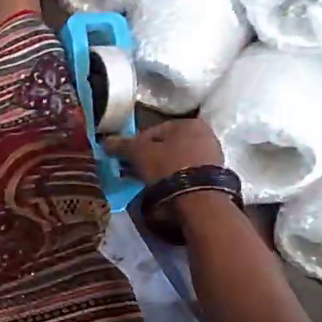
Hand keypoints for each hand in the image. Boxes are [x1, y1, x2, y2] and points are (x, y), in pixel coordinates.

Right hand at [104, 118, 224, 184]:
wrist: (197, 198)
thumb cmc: (167, 167)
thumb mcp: (139, 154)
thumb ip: (122, 145)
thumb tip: (106, 141)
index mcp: (188, 122)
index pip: (153, 131)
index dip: (135, 144)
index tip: (126, 158)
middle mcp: (205, 133)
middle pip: (167, 145)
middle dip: (149, 156)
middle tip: (135, 170)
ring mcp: (213, 154)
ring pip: (177, 158)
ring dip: (161, 168)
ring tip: (148, 181)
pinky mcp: (215, 174)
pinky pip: (187, 171)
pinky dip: (174, 177)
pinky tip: (164, 187)